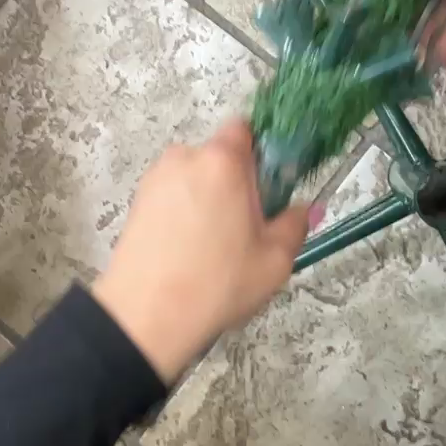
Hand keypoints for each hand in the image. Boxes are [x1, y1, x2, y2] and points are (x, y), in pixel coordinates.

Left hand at [92, 120, 313, 383]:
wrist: (146, 316)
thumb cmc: (216, 283)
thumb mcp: (274, 260)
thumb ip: (295, 224)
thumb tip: (307, 208)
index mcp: (221, 161)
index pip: (244, 128)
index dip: (260, 152)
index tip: (269, 184)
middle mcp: (185, 158)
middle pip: (220, 157)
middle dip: (235, 182)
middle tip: (247, 226)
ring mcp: (156, 178)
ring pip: (195, 177)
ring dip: (208, 198)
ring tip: (215, 246)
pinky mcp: (137, 200)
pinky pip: (173, 194)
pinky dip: (184, 212)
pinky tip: (189, 250)